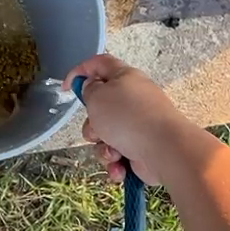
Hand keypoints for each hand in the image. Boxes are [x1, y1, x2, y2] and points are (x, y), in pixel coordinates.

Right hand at [64, 55, 190, 183]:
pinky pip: (116, 154)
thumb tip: (90, 88)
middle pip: (98, 108)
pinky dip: (115, 162)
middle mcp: (132, 99)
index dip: (80, 71)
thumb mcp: (98, 96)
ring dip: (102, 148)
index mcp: (125, 78)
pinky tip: (120, 166)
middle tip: (97, 130)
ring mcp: (136, 125)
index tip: (66, 87)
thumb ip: (88, 89)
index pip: (99, 64)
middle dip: (91, 125)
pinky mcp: (139, 147)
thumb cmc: (128, 118)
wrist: (162, 149)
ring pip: (104, 136)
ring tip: (113, 152)